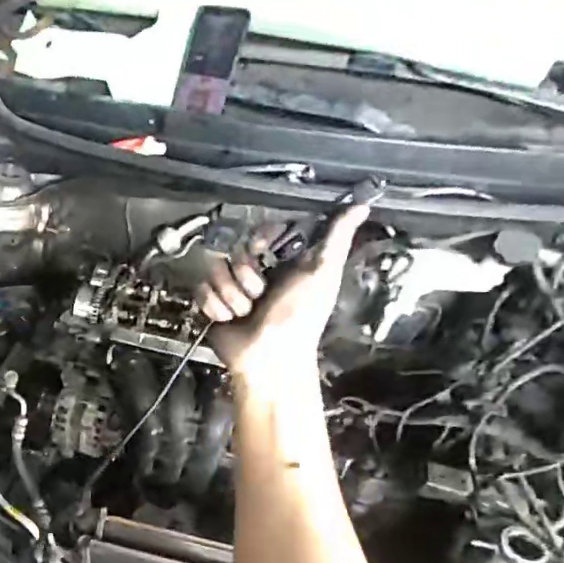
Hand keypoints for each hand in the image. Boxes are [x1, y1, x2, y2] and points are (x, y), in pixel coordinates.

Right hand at [197, 204, 368, 388]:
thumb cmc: (299, 316)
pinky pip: (201, 291)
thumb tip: (362, 206)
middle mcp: (255, 273)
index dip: (256, 241)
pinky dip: (215, 307)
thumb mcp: (322, 273)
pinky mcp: (212, 305)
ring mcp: (231, 289)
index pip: (257, 233)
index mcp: (281, 262)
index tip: (262, 251)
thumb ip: (336, 238)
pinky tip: (228, 319)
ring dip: (230, 295)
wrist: (268, 356)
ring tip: (244, 313)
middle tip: (259, 296)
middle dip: (244, 277)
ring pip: (214, 271)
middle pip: (233, 252)